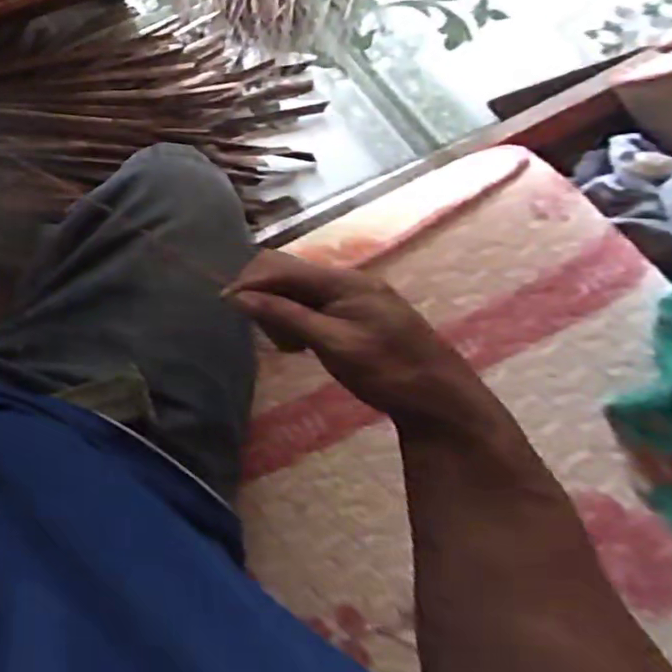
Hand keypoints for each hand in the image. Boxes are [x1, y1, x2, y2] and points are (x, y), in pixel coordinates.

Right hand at [225, 250, 495, 433]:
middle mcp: (347, 280)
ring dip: (276, 307)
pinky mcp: (353, 312)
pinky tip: (297, 342)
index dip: (248, 281)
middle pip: (284, 270)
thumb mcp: (333, 345)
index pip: (280, 266)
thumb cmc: (390, 373)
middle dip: (260, 293)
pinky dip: (292, 317)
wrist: (446, 405)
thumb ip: (285, 316)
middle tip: (257, 327)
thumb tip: (237, 297)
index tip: (225, 304)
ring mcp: (352, 295)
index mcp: (344, 282)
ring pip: (294, 287)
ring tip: (283, 342)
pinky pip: (308, 302)